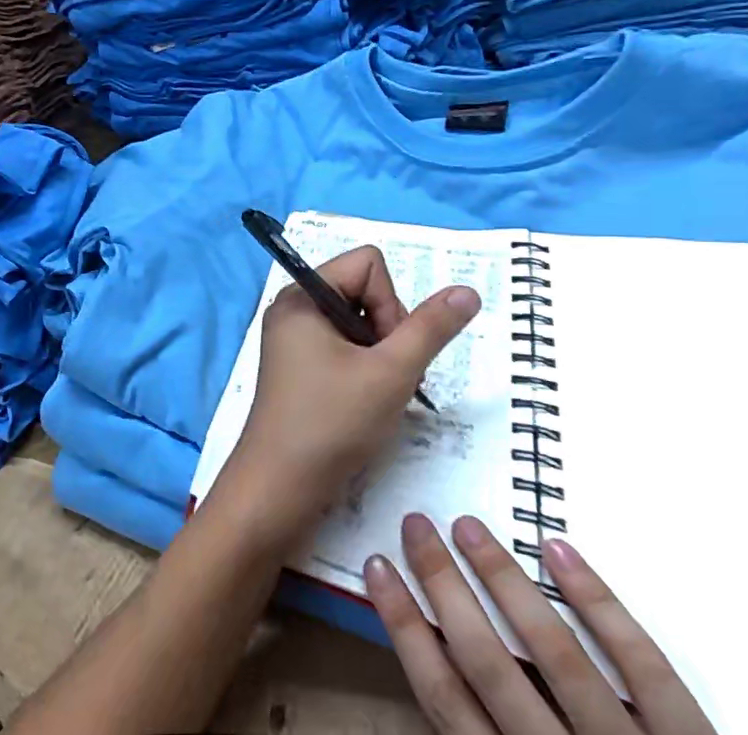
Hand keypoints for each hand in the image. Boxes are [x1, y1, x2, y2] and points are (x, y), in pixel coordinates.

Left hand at [219, 246, 479, 541]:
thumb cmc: (332, 422)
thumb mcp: (391, 372)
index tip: (387, 348)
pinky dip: (366, 368)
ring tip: (375, 392)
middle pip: (364, 291)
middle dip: (388, 330)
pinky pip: (345, 346)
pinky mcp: (300, 365)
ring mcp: (294, 339)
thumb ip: (431, 328)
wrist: (281, 484)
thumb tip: (466, 291)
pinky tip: (364, 400)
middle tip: (384, 375)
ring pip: (360, 322)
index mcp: (302, 296)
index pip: (367, 264)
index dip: (391, 301)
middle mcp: (294, 309)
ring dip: (381, 354)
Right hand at [365, 514, 715, 734]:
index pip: (444, 697)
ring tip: (468, 527)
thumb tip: (434, 673)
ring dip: (504, 582)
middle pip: (487, 663)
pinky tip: (558, 553)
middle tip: (416, 524)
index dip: (405, 627)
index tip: (379, 568)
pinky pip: (647, 670)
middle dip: (444, 587)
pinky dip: (601, 608)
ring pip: (556, 653)